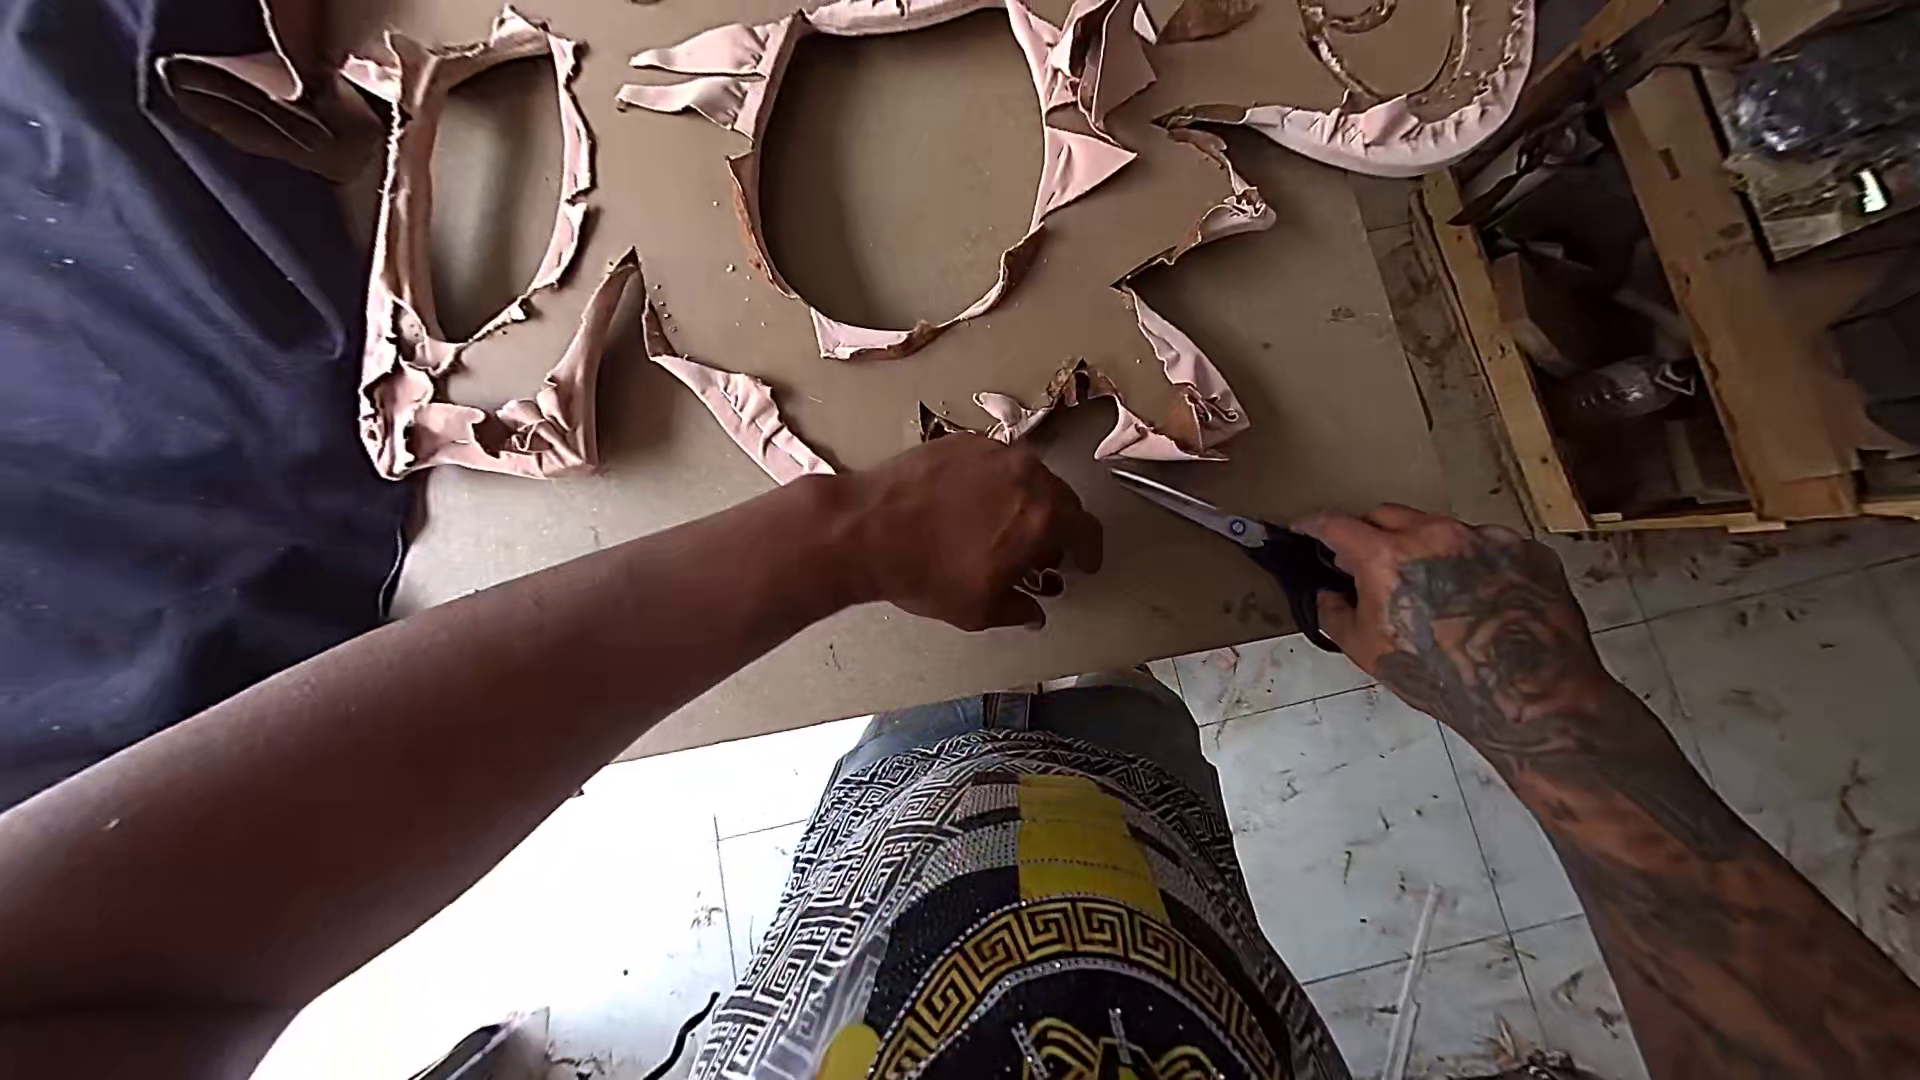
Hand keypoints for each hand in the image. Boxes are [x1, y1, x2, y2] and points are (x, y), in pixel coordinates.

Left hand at [836, 434, 1102, 630]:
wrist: (867, 528)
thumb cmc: (926, 572)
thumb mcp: (979, 609)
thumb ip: (1017, 610)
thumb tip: (1032, 613)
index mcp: (1044, 518)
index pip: (1088, 530)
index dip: (1089, 551)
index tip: (1084, 561)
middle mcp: (1028, 475)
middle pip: (1062, 499)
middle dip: (1059, 527)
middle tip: (1042, 550)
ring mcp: (995, 453)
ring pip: (1030, 477)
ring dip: (1028, 501)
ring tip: (1005, 524)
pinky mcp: (964, 442)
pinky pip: (995, 463)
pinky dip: (995, 483)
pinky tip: (971, 503)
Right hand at [1294, 505, 1609, 742]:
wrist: (1530, 698)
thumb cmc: (1437, 676)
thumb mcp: (1363, 648)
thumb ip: (1334, 612)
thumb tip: (1329, 594)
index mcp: (1385, 556)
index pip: (1334, 523)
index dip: (1312, 524)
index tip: (1304, 528)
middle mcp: (1434, 535)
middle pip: (1384, 514)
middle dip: (1367, 532)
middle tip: (1365, 562)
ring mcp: (1484, 538)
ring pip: (1434, 525)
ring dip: (1417, 544)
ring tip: (1424, 582)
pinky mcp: (1525, 550)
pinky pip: (1481, 541)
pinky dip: (1464, 557)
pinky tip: (1468, 592)